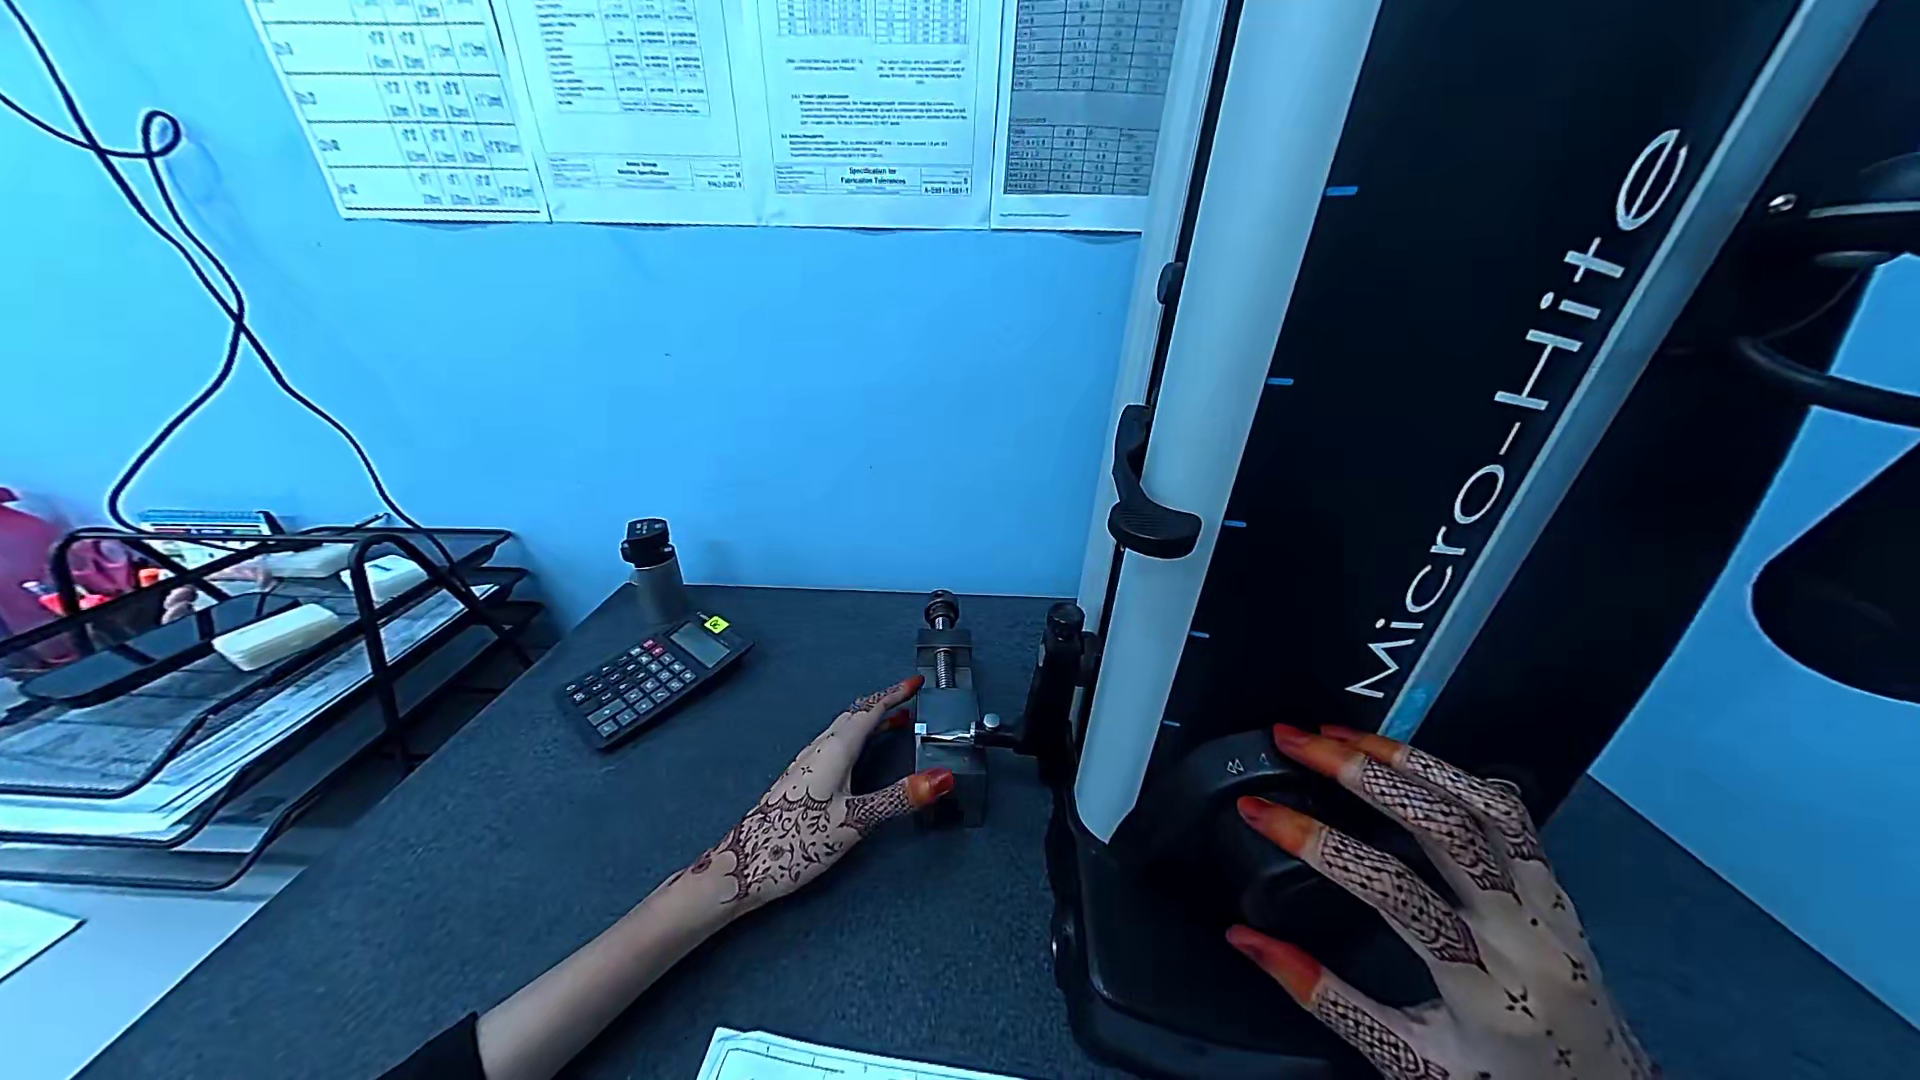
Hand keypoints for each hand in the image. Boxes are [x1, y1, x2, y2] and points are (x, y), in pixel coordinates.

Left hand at [672, 673, 954, 915]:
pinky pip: (835, 742)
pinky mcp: (799, 777)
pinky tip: (859, 754)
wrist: (741, 867)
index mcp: (835, 749)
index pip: (870, 709)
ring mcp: (806, 762)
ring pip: (843, 727)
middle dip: (884, 702)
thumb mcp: (856, 820)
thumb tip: (943, 776)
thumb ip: (900, 797)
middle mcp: (819, 748)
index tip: (915, 682)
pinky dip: (857, 735)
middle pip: (856, 713)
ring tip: (893, 721)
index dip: (895, 694)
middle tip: (909, 700)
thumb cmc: (796, 841)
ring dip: (870, 718)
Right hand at [1228, 724, 1656, 1079]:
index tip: (1259, 810)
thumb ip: (1323, 996)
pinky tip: (1404, 759)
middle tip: (1297, 741)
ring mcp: (1548, 906)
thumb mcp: (1407, 1064)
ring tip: (1344, 734)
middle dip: (1358, 772)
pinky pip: (1508, 814)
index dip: (1314, 841)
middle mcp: (1525, 937)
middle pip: (1442, 827)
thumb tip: (1247, 939)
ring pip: (1482, 805)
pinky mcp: (1555, 890)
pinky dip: (1449, 774)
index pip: (1390, 890)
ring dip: (1405, 758)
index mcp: (1485, 990)